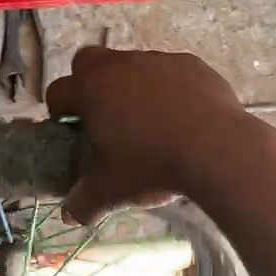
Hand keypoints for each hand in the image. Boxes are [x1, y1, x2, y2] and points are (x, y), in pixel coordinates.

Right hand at [45, 47, 272, 223]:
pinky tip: (182, 117)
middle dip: (87, 83)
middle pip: (88, 61)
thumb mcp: (112, 190)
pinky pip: (169, 70)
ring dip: (131, 86)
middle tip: (103, 117)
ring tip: (149, 123)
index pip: (58, 91)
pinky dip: (168, 88)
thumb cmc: (153, 165)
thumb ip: (84, 202)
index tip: (73, 132)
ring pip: (132, 65)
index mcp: (92, 89)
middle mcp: (120, 65)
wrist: (217, 147)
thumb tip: (69, 216)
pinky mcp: (189, 63)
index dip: (60, 112)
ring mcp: (157, 59)